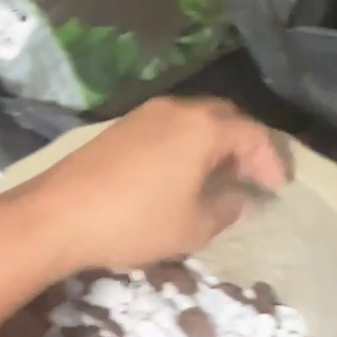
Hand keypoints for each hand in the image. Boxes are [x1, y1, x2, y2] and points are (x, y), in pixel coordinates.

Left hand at [8, 97, 289, 278]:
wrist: (58, 214)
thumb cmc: (135, 221)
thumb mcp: (192, 226)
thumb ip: (227, 209)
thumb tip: (242, 200)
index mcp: (203, 127)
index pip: (252, 134)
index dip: (271, 161)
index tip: (278, 188)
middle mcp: (178, 109)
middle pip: (225, 118)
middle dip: (246, 145)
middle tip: (254, 176)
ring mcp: (146, 114)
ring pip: (196, 119)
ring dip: (216, 143)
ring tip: (222, 175)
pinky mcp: (123, 126)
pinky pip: (171, 126)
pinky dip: (189, 143)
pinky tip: (185, 172)